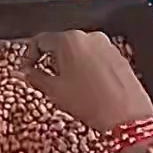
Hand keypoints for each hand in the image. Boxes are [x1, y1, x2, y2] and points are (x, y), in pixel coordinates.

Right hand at [22, 30, 152, 133]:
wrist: (127, 115)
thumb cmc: (90, 102)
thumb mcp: (54, 91)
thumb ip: (35, 77)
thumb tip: (25, 72)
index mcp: (69, 40)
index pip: (40, 40)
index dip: (29, 56)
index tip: (27, 69)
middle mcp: (88, 36)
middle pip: (61, 43)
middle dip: (50, 60)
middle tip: (46, 80)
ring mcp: (106, 45)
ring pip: (79, 50)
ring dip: (69, 64)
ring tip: (68, 87)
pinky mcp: (118, 55)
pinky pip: (95, 56)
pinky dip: (86, 67)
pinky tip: (86, 87)